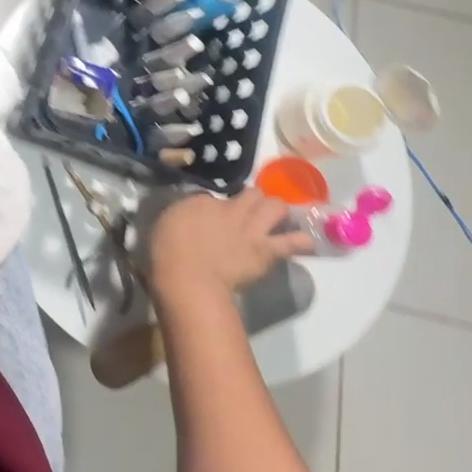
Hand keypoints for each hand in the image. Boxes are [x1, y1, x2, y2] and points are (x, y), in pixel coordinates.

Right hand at [147, 190, 311, 301]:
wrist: (188, 278)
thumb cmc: (167, 254)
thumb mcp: (165, 223)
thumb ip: (183, 214)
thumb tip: (194, 214)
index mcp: (200, 201)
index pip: (215, 195)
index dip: (218, 205)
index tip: (214, 215)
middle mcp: (229, 208)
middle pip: (252, 193)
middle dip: (255, 199)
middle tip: (251, 211)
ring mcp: (251, 228)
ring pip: (276, 206)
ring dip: (278, 211)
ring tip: (277, 220)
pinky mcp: (267, 249)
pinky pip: (293, 241)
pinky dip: (301, 240)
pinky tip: (305, 241)